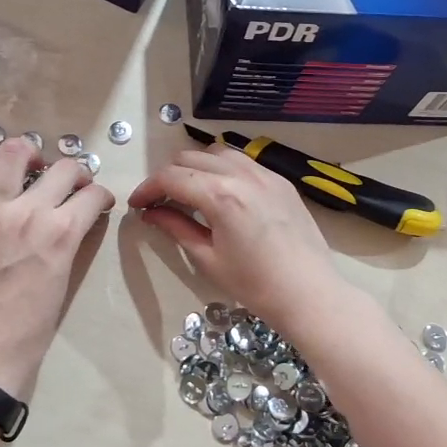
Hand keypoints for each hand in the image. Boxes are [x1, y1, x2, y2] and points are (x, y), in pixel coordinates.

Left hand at [0, 138, 114, 396]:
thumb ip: (68, 243)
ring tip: (31, 164)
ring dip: (29, 153)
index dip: (101, 195)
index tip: (98, 201)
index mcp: (61, 234)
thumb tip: (74, 221)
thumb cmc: (28, 330)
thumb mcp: (63, 281)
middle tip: (71, 184)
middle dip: (76, 172)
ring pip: (12, 153)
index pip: (92, 194)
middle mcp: (28, 213)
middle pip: (63, 168)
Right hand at [127, 146, 348, 327]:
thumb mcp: (207, 258)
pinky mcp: (281, 181)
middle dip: (169, 176)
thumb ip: (176, 227)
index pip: (171, 178)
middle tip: (161, 202)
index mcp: (219, 195)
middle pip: (190, 158)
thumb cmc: (255, 284)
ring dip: (196, 167)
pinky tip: (222, 193)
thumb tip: (151, 213)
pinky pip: (244, 161)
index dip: (148, 189)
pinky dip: (223, 168)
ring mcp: (265, 174)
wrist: (309, 293)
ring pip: (217, 153)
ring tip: (190, 193)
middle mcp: (241, 174)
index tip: (137, 206)